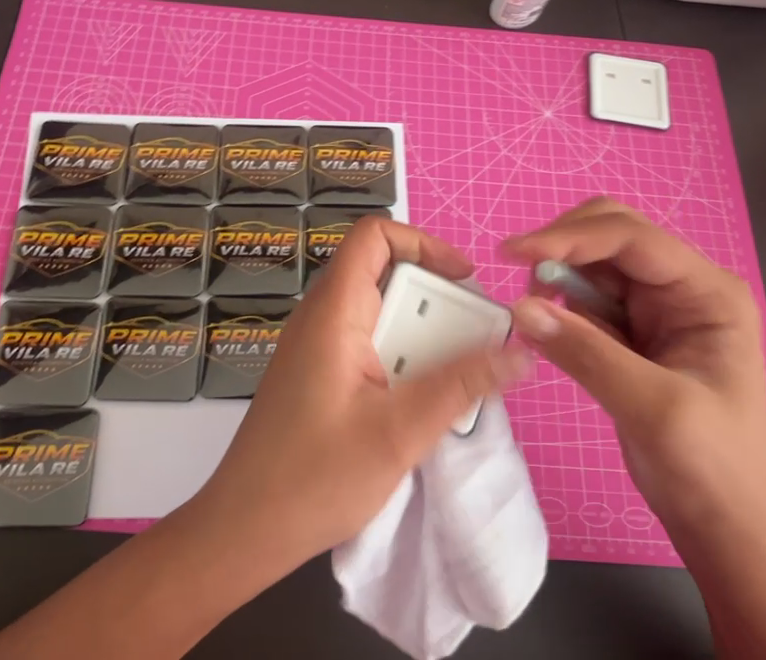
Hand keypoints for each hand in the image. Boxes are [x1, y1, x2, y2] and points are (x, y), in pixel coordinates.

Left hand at [195, 216, 530, 568]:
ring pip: (382, 314)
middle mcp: (323, 318)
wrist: (246, 529)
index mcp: (334, 312)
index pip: (374, 235)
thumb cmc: (315, 477)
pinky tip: (420, 403)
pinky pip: (370, 346)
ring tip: (455, 379)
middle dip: (437, 301)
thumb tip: (519, 354)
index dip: (424, 242)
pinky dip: (403, 361)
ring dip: (424, 338)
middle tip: (474, 342)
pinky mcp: (320, 375)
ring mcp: (318, 347)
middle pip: (386, 275)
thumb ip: (461, 386)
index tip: (464, 281)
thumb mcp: (400, 432)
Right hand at [503, 198, 765, 541]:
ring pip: (593, 266)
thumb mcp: (651, 407)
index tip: (511, 254)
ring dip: (558, 277)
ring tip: (531, 310)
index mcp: (707, 292)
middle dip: (563, 248)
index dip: (569, 237)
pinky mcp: (633, 336)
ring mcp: (658, 312)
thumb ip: (586, 352)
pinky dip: (559, 307)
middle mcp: (683, 289)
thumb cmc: (712, 469)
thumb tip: (520, 308)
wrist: (727, 529)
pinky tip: (544, 327)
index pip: (631, 238)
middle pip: (612, 237)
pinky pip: (586, 303)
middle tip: (519, 278)